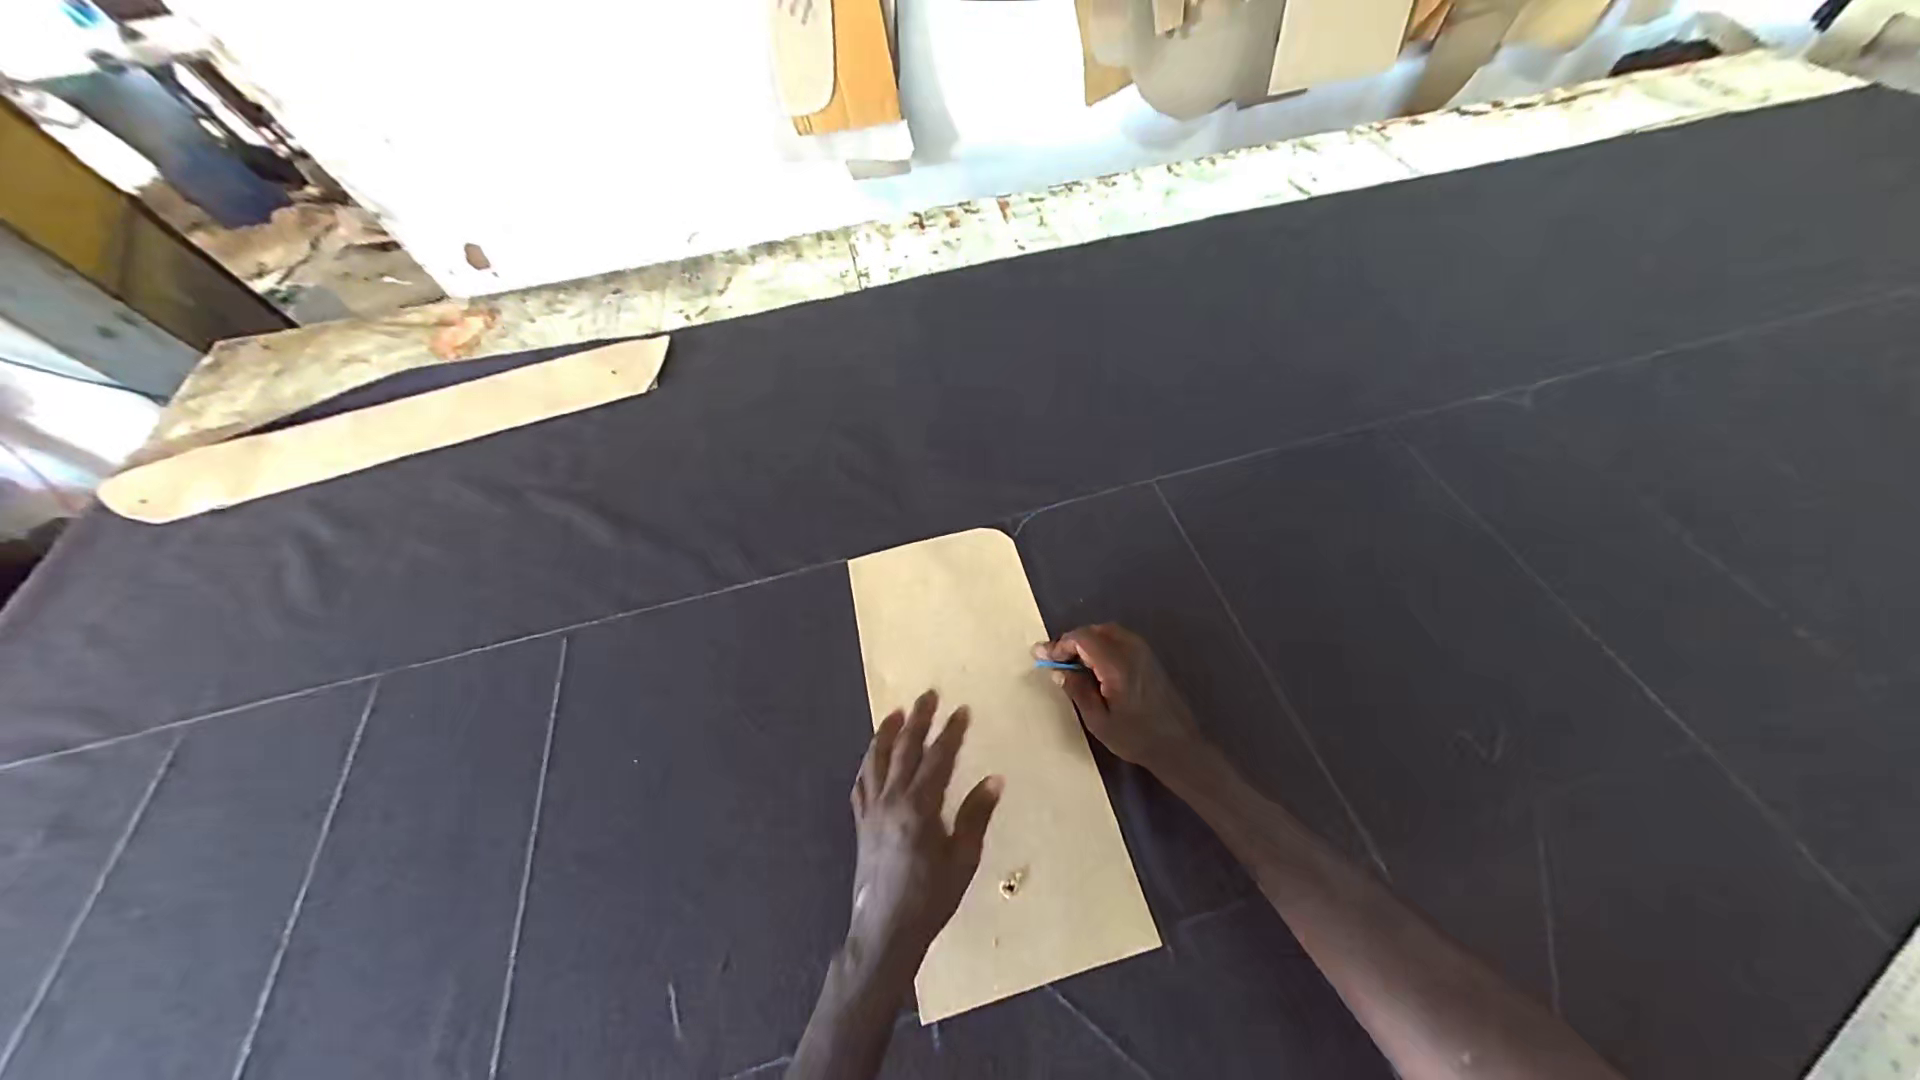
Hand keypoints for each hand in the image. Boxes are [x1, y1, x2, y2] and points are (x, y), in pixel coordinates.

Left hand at [845, 690, 1002, 982]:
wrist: (886, 931)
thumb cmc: (930, 897)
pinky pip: (861, 784)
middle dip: (918, 720)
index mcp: (919, 806)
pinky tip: (871, 757)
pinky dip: (867, 763)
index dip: (950, 732)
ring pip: (876, 760)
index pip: (938, 758)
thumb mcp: (962, 860)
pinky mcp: (860, 823)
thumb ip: (976, 816)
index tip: (961, 710)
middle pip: (904, 749)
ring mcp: (871, 810)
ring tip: (895, 713)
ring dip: (886, 733)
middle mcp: (891, 800)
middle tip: (927, 695)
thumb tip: (994, 780)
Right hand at [1036, 623, 1208, 775]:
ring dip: (1086, 641)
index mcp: (1117, 665)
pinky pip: (1120, 639)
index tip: (1041, 656)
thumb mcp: (1098, 720)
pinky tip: (1093, 664)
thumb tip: (1059, 670)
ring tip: (1071, 661)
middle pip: (1094, 630)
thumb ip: (1077, 690)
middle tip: (1054, 658)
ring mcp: (1144, 652)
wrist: (1178, 746)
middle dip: (1071, 641)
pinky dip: (1101, 644)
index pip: (1082, 639)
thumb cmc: (1136, 737)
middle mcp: (1132, 650)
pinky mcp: (1149, 658)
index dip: (1059, 644)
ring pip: (1107, 632)